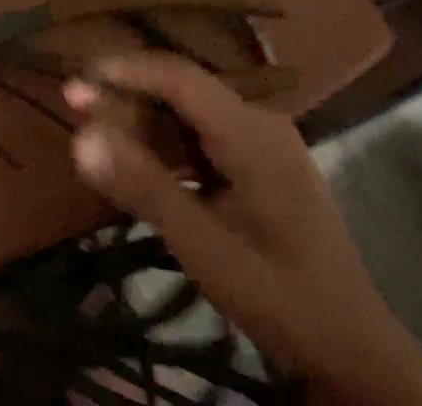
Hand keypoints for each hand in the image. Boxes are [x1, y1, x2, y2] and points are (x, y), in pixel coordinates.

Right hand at [64, 54, 421, 405]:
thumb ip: (142, 187)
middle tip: (75, 116)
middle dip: (124, 100)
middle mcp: (260, 126)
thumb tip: (79, 137)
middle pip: (179, 92)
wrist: (350, 349)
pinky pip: (197, 137)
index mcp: (254, 136)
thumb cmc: (277, 294)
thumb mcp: (203, 245)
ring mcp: (261, 146)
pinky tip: (136, 168)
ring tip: (97, 145)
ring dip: (139, 124)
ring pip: (184, 114)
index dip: (123, 72)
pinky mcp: (256, 167)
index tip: (72, 84)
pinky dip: (161, 146)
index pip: (179, 77)